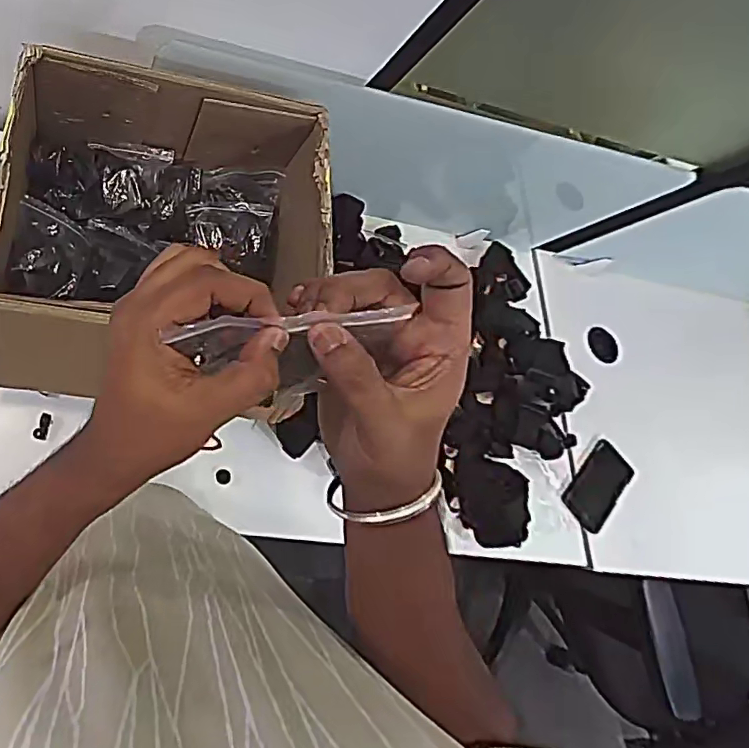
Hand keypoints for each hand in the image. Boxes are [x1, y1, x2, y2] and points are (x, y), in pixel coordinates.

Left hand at [75, 245, 285, 485]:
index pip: (208, 279)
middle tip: (257, 320)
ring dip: (219, 283)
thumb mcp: (209, 410)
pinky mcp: (141, 317)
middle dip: (236, 286)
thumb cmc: (146, 435)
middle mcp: (136, 306)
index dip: (249, 294)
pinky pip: (175, 282)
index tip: (270, 323)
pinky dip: (204, 291)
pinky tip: (219, 323)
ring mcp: (136, 308)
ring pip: (184, 264)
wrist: (115, 451)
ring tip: (239, 317)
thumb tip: (274, 340)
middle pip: (196, 262)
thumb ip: (250, 375)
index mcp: (146, 320)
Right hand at [288, 245, 471, 506]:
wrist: (374, 483)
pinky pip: (328, 316)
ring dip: (324, 299)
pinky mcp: (347, 347)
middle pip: (385, 285)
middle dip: (349, 291)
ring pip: (352, 295)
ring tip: (303, 317)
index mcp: (439, 345)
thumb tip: (327, 331)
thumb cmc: (398, 458)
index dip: (437, 265)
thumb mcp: (385, 419)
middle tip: (321, 313)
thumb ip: (357, 375)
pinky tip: (296, 316)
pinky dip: (309, 311)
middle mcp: (410, 334)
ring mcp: (377, 339)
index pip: (451, 287)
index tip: (411, 265)